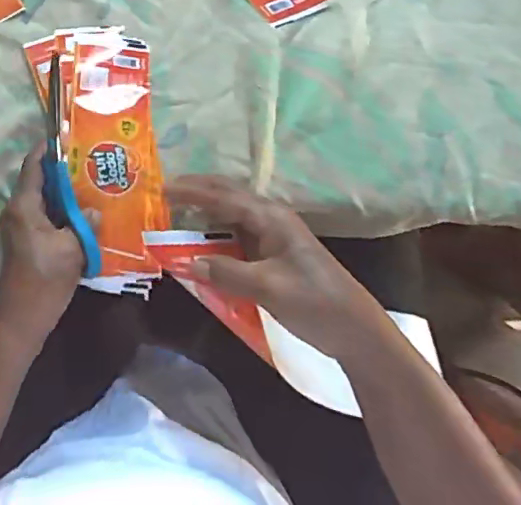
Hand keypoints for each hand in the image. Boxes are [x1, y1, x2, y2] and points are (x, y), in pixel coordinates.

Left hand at [0, 143, 85, 340]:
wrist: (22, 317)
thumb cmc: (45, 279)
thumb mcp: (72, 249)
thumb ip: (84, 224)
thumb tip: (96, 210)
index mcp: (23, 205)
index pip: (33, 165)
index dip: (48, 149)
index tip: (66, 135)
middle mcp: (16, 209)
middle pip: (38, 179)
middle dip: (60, 169)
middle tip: (87, 159)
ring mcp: (19, 224)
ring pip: (41, 197)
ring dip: (61, 191)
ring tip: (88, 182)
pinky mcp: (24, 238)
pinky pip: (42, 213)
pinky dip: (58, 208)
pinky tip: (81, 212)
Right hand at [166, 175, 389, 357]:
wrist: (358, 332)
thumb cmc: (315, 303)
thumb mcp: (268, 289)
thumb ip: (226, 273)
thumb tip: (188, 262)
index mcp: (270, 217)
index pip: (223, 196)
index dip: (192, 191)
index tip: (162, 187)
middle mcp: (270, 218)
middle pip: (227, 195)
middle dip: (196, 190)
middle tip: (165, 192)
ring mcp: (273, 234)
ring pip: (231, 212)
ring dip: (205, 209)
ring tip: (177, 211)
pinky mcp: (274, 252)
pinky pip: (237, 232)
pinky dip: (216, 230)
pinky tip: (202, 240)